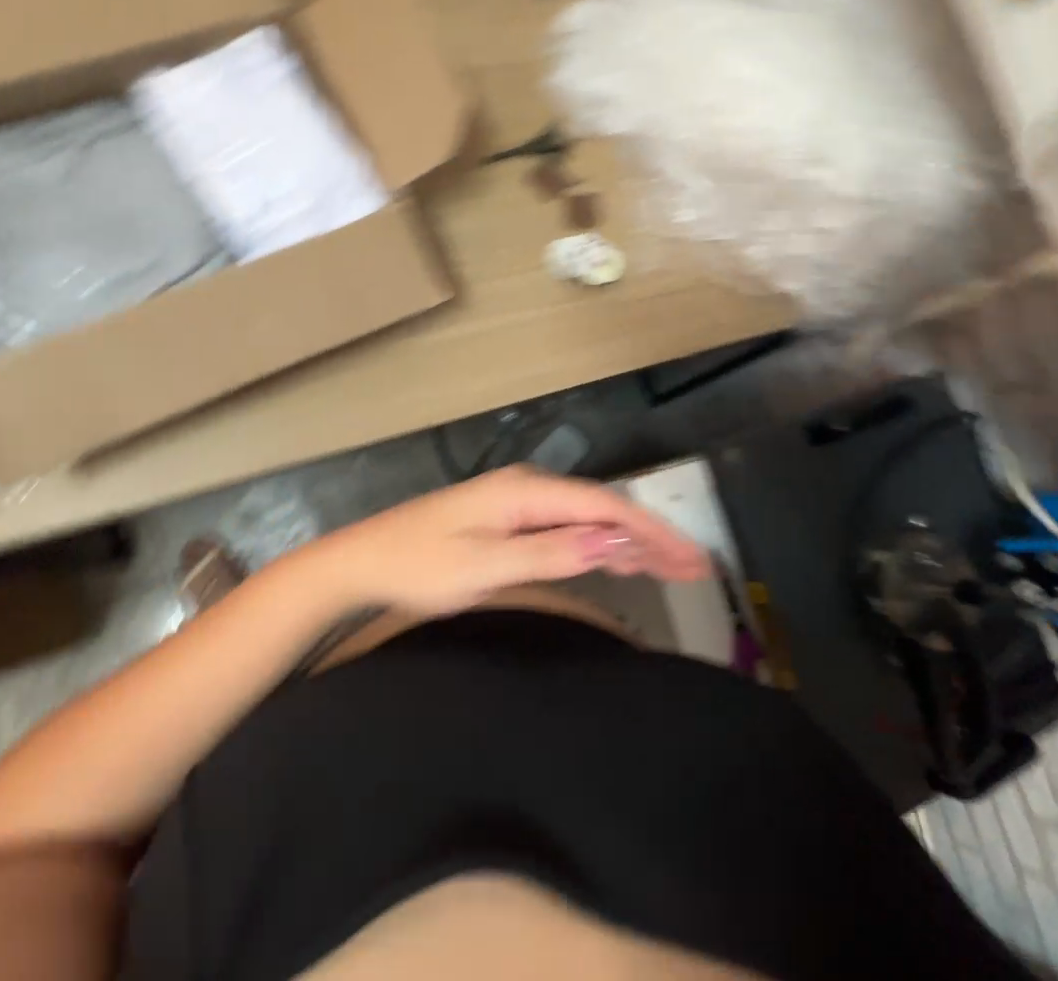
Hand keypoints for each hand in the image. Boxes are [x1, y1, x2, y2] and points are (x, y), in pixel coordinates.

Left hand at [282, 466, 712, 616]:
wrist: (361, 562)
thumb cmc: (417, 565)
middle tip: (695, 569)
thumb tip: (615, 541)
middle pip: (604, 509)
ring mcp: (518, 502)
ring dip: (630, 542)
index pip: (606, 508)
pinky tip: (619, 560)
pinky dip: (599, 545)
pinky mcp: (508, 519)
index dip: (653, 533)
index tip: (691, 560)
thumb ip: (551, 552)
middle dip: (652, 537)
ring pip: (589, 519)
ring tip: (672, 568)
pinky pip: (568, 528)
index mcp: (526, 492)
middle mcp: (529, 488)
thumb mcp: (485, 566)